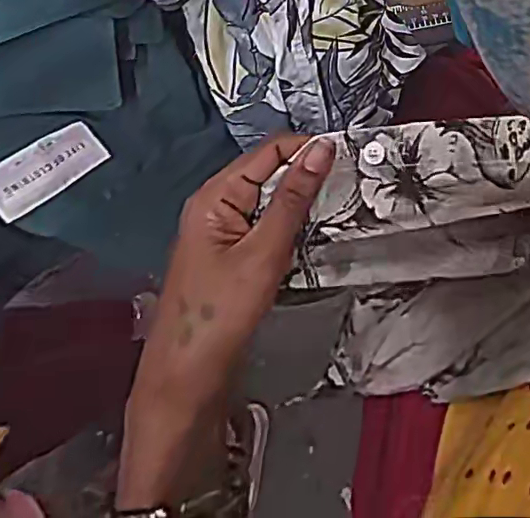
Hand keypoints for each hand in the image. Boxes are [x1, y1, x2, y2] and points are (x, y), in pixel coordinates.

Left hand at [137, 134, 336, 402]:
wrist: (187, 378)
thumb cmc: (218, 316)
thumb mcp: (265, 250)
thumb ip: (295, 196)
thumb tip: (320, 149)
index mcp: (216, 195)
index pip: (270, 150)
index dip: (307, 150)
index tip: (343, 158)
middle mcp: (214, 203)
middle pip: (270, 169)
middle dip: (304, 176)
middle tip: (339, 190)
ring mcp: (220, 226)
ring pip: (270, 196)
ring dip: (298, 201)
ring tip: (324, 215)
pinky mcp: (229, 248)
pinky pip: (264, 219)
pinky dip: (286, 223)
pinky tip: (300, 239)